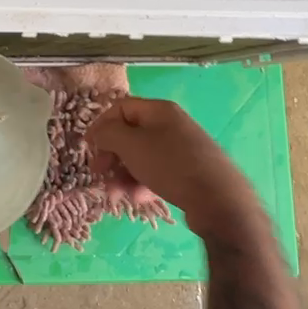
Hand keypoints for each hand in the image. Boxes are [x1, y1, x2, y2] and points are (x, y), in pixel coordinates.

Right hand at [87, 97, 259, 232]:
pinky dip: (143, 183)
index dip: (100, 126)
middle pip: (130, 134)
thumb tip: (98, 132)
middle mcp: (171, 125)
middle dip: (111, 156)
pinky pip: (157, 172)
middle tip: (100, 175)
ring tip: (118, 195)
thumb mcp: (131, 145)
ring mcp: (182, 149)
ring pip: (142, 157)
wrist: (219, 200)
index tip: (88, 148)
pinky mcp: (189, 172)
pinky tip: (141, 199)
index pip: (120, 108)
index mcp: (159, 110)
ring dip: (124, 174)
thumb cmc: (171, 166)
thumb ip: (108, 134)